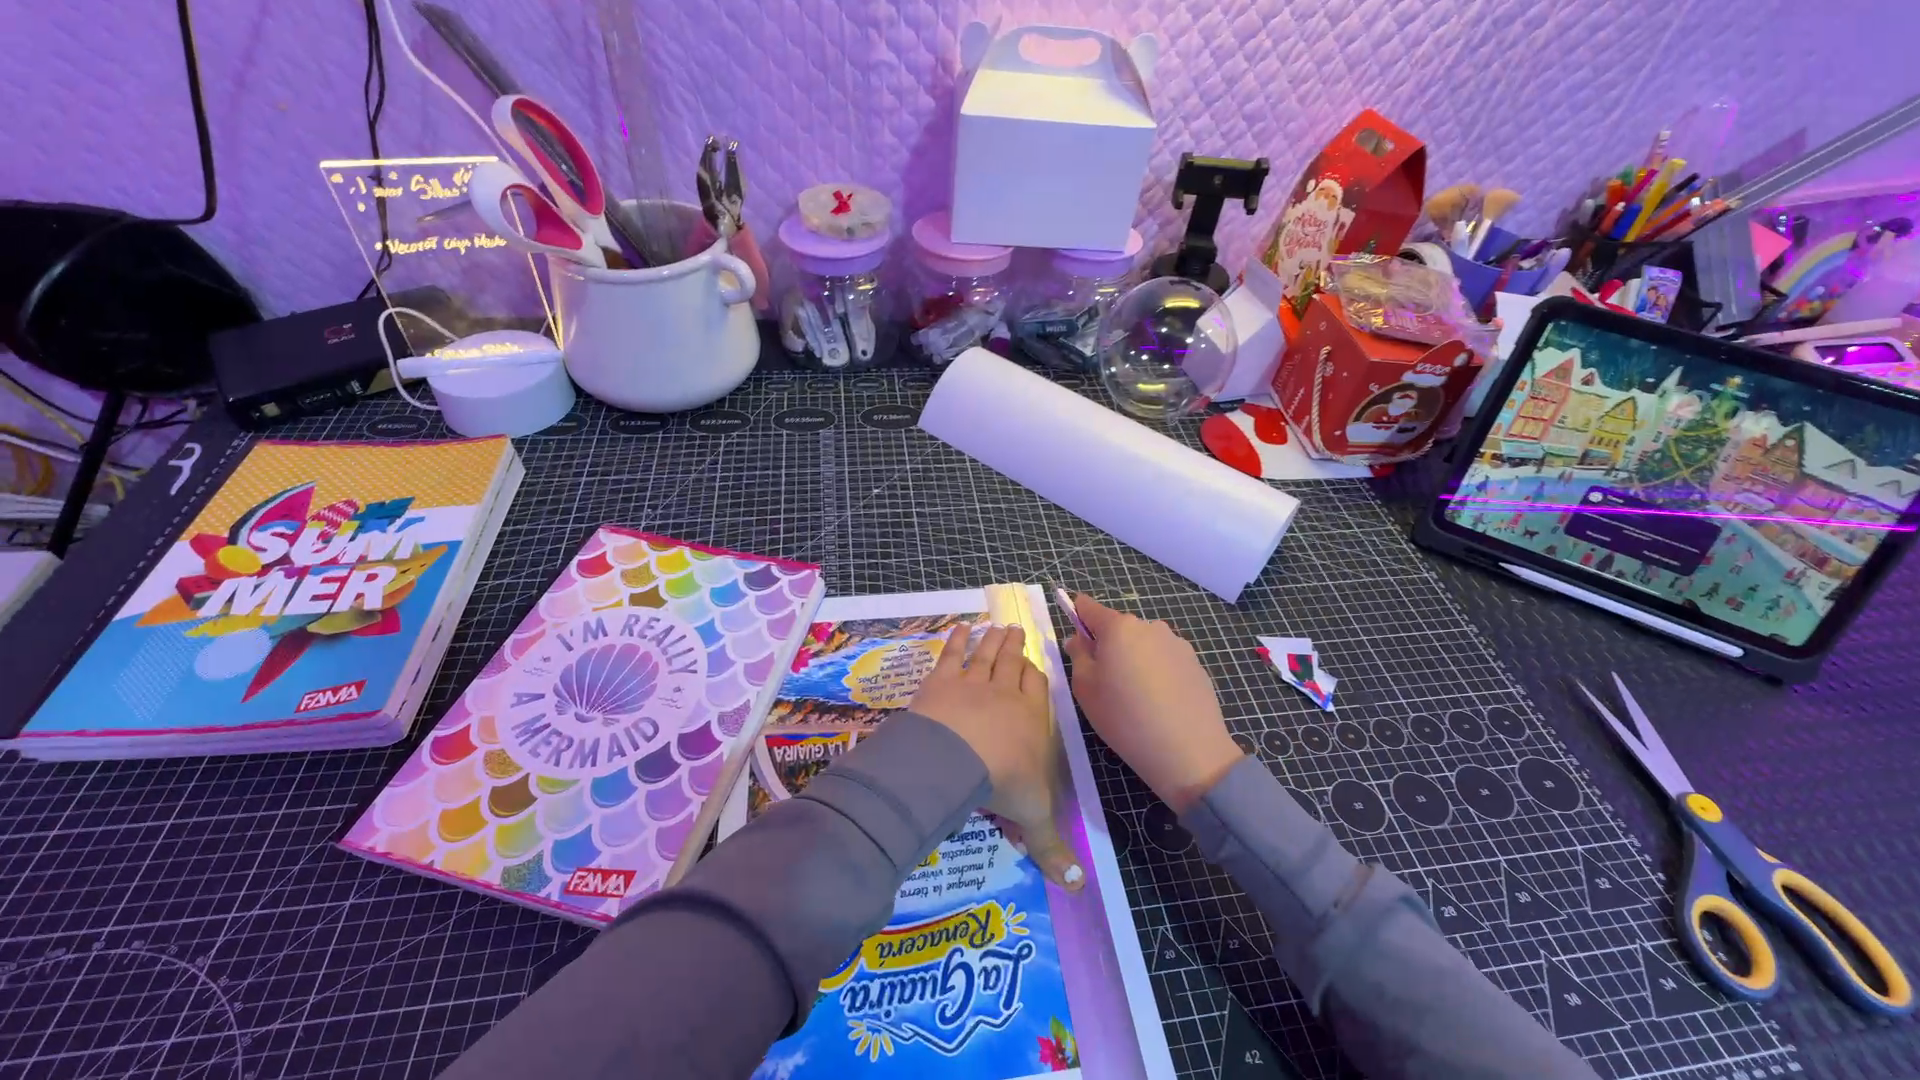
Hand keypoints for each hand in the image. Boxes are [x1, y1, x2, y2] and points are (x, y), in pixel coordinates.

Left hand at [911, 623, 1083, 890]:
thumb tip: (1078, 888)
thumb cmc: (1002, 783)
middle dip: (1015, 648)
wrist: (956, 757)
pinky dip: (956, 640)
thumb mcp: (1033, 819)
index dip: (1036, 675)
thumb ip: (1051, 849)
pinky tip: (959, 628)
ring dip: (992, 640)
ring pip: (986, 655)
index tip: (1034, 663)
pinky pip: (951, 654)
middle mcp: (1005, 694)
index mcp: (1030, 720)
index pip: (1037, 689)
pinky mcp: (942, 680)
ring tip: (997, 625)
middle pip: (1012, 664)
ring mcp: (972, 683)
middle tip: (1016, 629)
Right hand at [1062, 596, 1242, 813]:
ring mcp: (1176, 643)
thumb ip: (1078, 656)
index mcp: (1119, 628)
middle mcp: (1150, 626)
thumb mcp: (1085, 690)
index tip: (1076, 641)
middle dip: (1108, 646)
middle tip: (1104, 683)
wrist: (1187, 749)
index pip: (1089, 607)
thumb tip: (1079, 640)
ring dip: (1134, 659)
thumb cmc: (1125, 718)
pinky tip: (1159, 703)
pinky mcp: (1195, 663)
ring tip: (1136, 698)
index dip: (1077, 617)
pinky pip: (1165, 660)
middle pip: (1119, 628)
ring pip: (1144, 644)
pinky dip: (1157, 673)